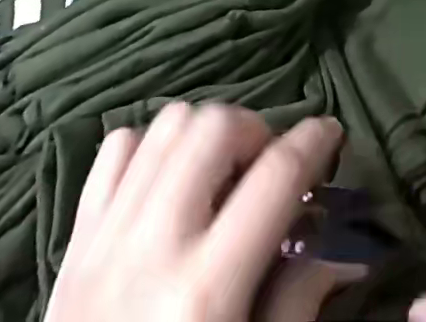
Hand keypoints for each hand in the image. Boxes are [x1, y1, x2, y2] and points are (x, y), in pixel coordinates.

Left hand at [47, 103, 355, 321]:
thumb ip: (298, 301)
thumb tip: (346, 247)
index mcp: (208, 291)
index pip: (274, 178)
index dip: (312, 143)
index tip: (330, 131)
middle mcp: (155, 242)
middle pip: (213, 127)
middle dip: (253, 131)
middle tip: (266, 166)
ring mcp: (109, 231)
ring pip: (167, 123)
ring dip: (205, 131)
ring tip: (221, 169)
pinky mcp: (79, 231)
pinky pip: (118, 146)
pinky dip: (151, 145)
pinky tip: (170, 177)